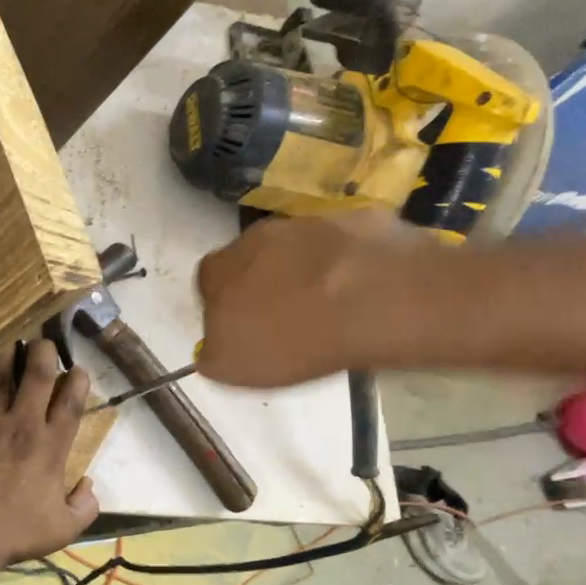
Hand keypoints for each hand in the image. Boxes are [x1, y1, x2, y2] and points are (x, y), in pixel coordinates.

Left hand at [0, 340, 97, 572]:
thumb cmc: (13, 533)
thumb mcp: (63, 529)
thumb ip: (84, 506)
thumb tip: (89, 485)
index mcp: (52, 447)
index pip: (70, 401)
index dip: (76, 380)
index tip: (76, 370)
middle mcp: (22, 425)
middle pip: (36, 374)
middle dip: (43, 352)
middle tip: (42, 343)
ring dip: (6, 353)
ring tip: (9, 340)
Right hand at [196, 212, 427, 386]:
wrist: (377, 299)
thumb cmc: (293, 336)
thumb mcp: (232, 366)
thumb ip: (213, 353)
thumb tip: (212, 346)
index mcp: (217, 270)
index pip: (208, 284)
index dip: (225, 305)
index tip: (245, 327)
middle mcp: (254, 237)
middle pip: (252, 258)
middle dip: (265, 280)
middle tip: (288, 314)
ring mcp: (309, 223)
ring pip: (300, 246)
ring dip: (308, 269)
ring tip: (331, 304)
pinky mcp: (359, 219)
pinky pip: (346, 242)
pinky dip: (350, 261)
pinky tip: (365, 290)